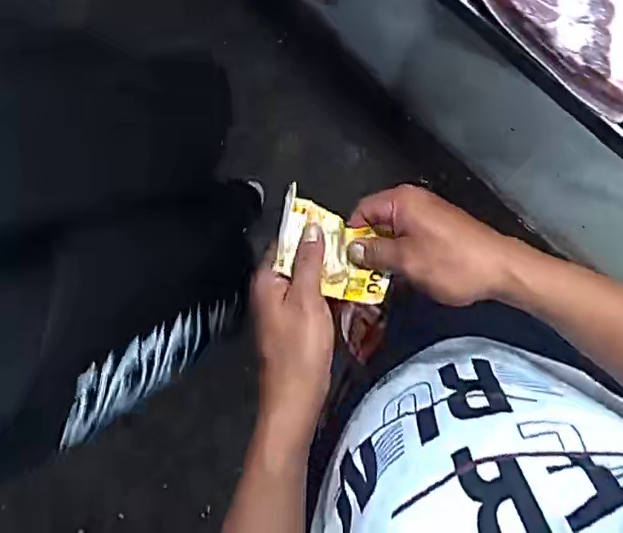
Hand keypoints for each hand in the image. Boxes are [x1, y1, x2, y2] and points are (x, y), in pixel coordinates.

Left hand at [250, 226, 335, 428]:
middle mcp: (272, 291)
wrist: (297, 399)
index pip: (285, 242)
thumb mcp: (307, 297)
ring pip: (310, 278)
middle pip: (299, 259)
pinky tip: (351, 290)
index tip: (332, 222)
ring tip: (355, 264)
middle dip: (324, 252)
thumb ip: (309, 260)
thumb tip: (311, 227)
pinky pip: (315, 296)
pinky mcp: (298, 322)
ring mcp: (285, 308)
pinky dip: (331, 292)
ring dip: (331, 272)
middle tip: (350, 244)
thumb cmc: (299, 349)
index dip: (307, 230)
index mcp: (267, 281)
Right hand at [347, 185, 535, 306]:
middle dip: (366, 247)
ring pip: (392, 233)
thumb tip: (352, 248)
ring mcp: (427, 215)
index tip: (343, 261)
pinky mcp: (437, 229)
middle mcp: (414, 201)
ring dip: (384, 255)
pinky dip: (402, 255)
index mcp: (403, 201)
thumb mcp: (407, 261)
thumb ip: (375, 253)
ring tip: (377, 281)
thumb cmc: (453, 262)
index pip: (362, 209)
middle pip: (376, 221)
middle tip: (357, 276)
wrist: (499, 267)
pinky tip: (401, 277)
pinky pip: (409, 238)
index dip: (350, 235)